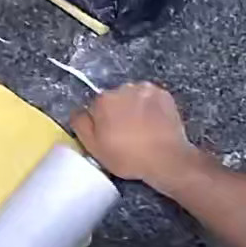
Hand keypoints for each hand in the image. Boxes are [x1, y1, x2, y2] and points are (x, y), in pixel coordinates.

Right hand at [70, 83, 207, 190]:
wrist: (166, 158)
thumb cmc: (128, 156)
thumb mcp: (94, 148)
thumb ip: (80, 125)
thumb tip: (78, 112)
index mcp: (103, 100)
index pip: (95, 108)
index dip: (101, 123)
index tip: (110, 137)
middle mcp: (123, 88)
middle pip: (114, 100)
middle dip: (118, 113)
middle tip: (126, 135)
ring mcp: (146, 89)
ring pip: (133, 97)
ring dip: (134, 109)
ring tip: (142, 130)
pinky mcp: (164, 94)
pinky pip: (150, 99)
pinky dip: (151, 108)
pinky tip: (154, 124)